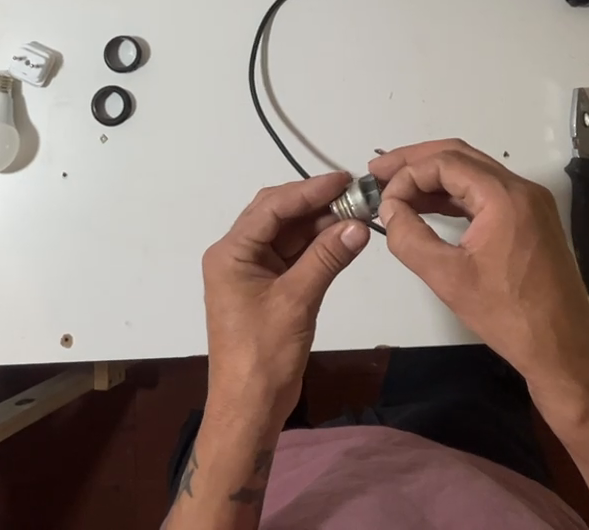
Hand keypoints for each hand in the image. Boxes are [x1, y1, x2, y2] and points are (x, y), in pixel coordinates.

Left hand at [201, 172, 370, 425]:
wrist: (249, 409)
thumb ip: (326, 259)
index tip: (343, 179)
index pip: (271, 207)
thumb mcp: (297, 302)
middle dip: (314, 203)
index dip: (308, 190)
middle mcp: (236, 254)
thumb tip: (358, 225)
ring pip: (286, 234)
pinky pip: (292, 256)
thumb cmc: (263, 355)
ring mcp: (251, 271)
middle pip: (276, 215)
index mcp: (230, 252)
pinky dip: (316, 247)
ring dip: (318, 224)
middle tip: (353, 194)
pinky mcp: (266, 287)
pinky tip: (343, 239)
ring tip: (356, 213)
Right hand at [369, 140, 588, 418]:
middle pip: (458, 155)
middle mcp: (521, 189)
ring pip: (471, 170)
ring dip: (432, 175)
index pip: (444, 163)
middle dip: (415, 161)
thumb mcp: (447, 278)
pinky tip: (426, 205)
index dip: (407, 175)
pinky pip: (484, 190)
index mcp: (504, 197)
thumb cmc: (507, 316)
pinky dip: (453, 192)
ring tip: (395, 188)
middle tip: (378, 172)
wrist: (564, 352)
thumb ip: (408, 237)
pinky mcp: (530, 218)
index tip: (382, 199)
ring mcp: (529, 202)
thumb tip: (388, 208)